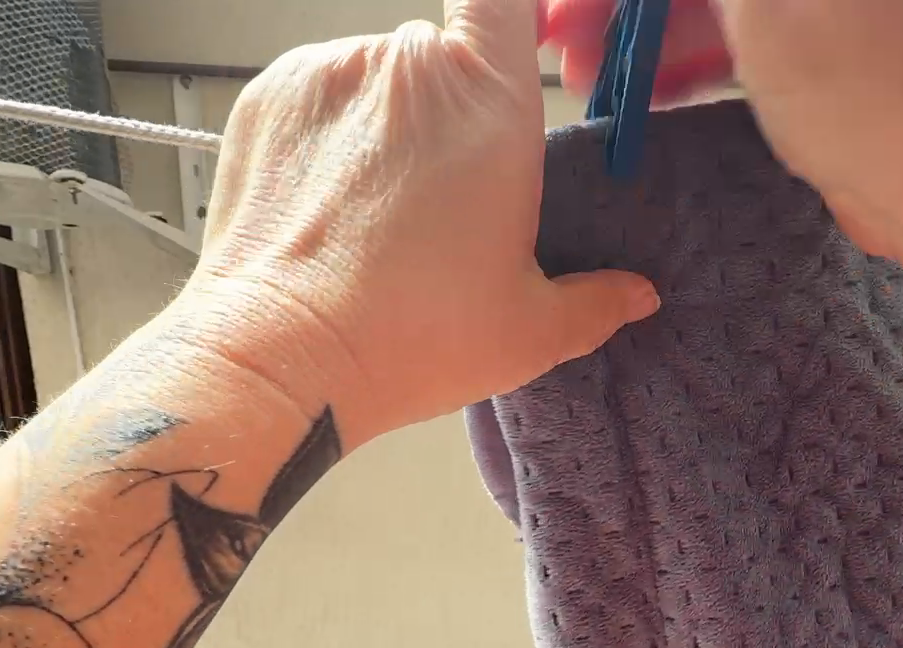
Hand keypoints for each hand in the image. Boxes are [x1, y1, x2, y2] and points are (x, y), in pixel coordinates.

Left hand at [177, 0, 661, 446]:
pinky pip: (318, 100)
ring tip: (376, 225)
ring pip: (378, 84)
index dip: (518, 17)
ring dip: (387, 136)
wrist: (284, 357)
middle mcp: (407, 64)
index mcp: (490, 102)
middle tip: (443, 210)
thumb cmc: (414, 339)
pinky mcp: (267, 98)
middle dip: (451, 120)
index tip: (519, 57)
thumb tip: (636, 296)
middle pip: (443, 60)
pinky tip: (329, 215)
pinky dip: (331, 143)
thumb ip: (594, 304)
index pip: (510, 0)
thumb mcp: (528, 333)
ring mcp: (329, 72)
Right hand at [544, 0, 902, 256]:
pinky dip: (690, 61)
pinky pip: (744, 40)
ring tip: (582, 73)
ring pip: (721, 5)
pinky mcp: (830, 47)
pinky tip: (640, 87)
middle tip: (563, 41)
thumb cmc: (880, 84)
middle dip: (630, 4)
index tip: (570, 6)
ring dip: (649, 35)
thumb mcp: (774, 3)